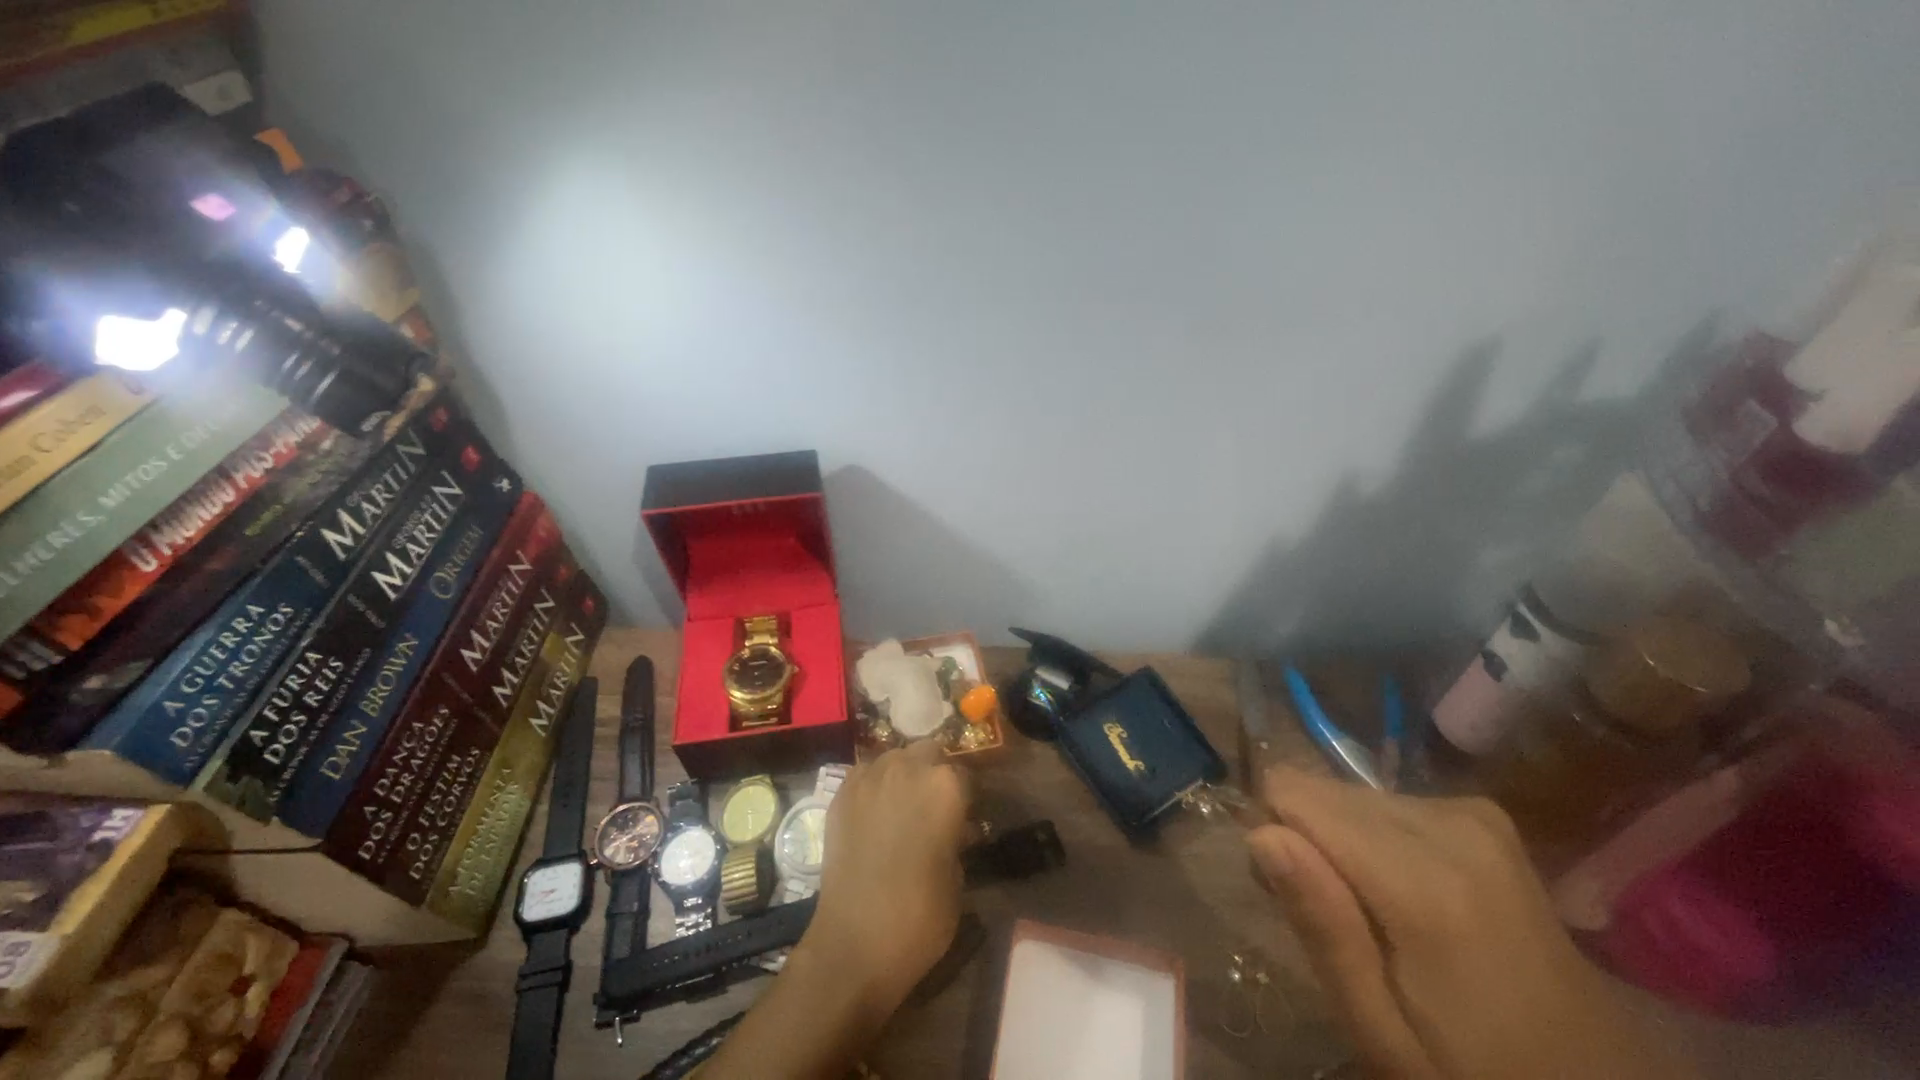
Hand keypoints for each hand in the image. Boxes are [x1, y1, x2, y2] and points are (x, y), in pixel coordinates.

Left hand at [800, 740, 969, 1009]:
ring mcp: (867, 779)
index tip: (968, 816)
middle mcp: (906, 768)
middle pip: (929, 752)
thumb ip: (957, 838)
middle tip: (937, 808)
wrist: (855, 942)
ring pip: (894, 758)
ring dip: (904, 774)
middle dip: (935, 773)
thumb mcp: (958, 876)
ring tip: (905, 807)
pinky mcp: (839, 796)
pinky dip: (874, 786)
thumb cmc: (921, 916)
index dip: (968, 797)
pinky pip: (865, 775)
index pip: (966, 774)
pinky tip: (877, 814)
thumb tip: (954, 829)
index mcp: (945, 786)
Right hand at [1247, 765, 1698, 1079]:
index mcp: (1425, 883)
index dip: (1276, 840)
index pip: (1294, 793)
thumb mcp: (1380, 1029)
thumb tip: (1261, 833)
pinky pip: (1390, 802)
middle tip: (1338, 923)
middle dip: (1308, 842)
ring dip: (1342, 842)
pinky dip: (1376, 839)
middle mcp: (1452, 825)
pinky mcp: (1485, 816)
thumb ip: (1324, 927)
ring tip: (1372, 915)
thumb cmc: (1467, 1065)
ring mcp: (1475, 815)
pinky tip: (1401, 893)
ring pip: (1353, 795)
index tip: (1294, 901)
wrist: (1583, 1071)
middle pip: (1324, 791)